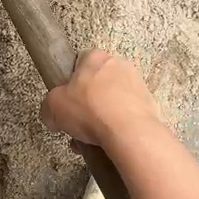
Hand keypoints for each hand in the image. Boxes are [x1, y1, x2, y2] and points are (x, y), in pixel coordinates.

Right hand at [41, 51, 163, 147]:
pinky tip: (108, 142)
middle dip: (87, 104)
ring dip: (101, 117)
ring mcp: (136, 83)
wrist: (129, 131)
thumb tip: (52, 116)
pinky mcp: (148, 103)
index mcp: (95, 57)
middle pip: (96, 84)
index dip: (70, 84)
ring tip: (91, 139)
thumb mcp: (53, 107)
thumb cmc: (90, 111)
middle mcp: (118, 64)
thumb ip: (49, 107)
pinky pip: (126, 114)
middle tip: (78, 123)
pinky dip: (117, 126)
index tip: (67, 102)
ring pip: (112, 101)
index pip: (79, 64)